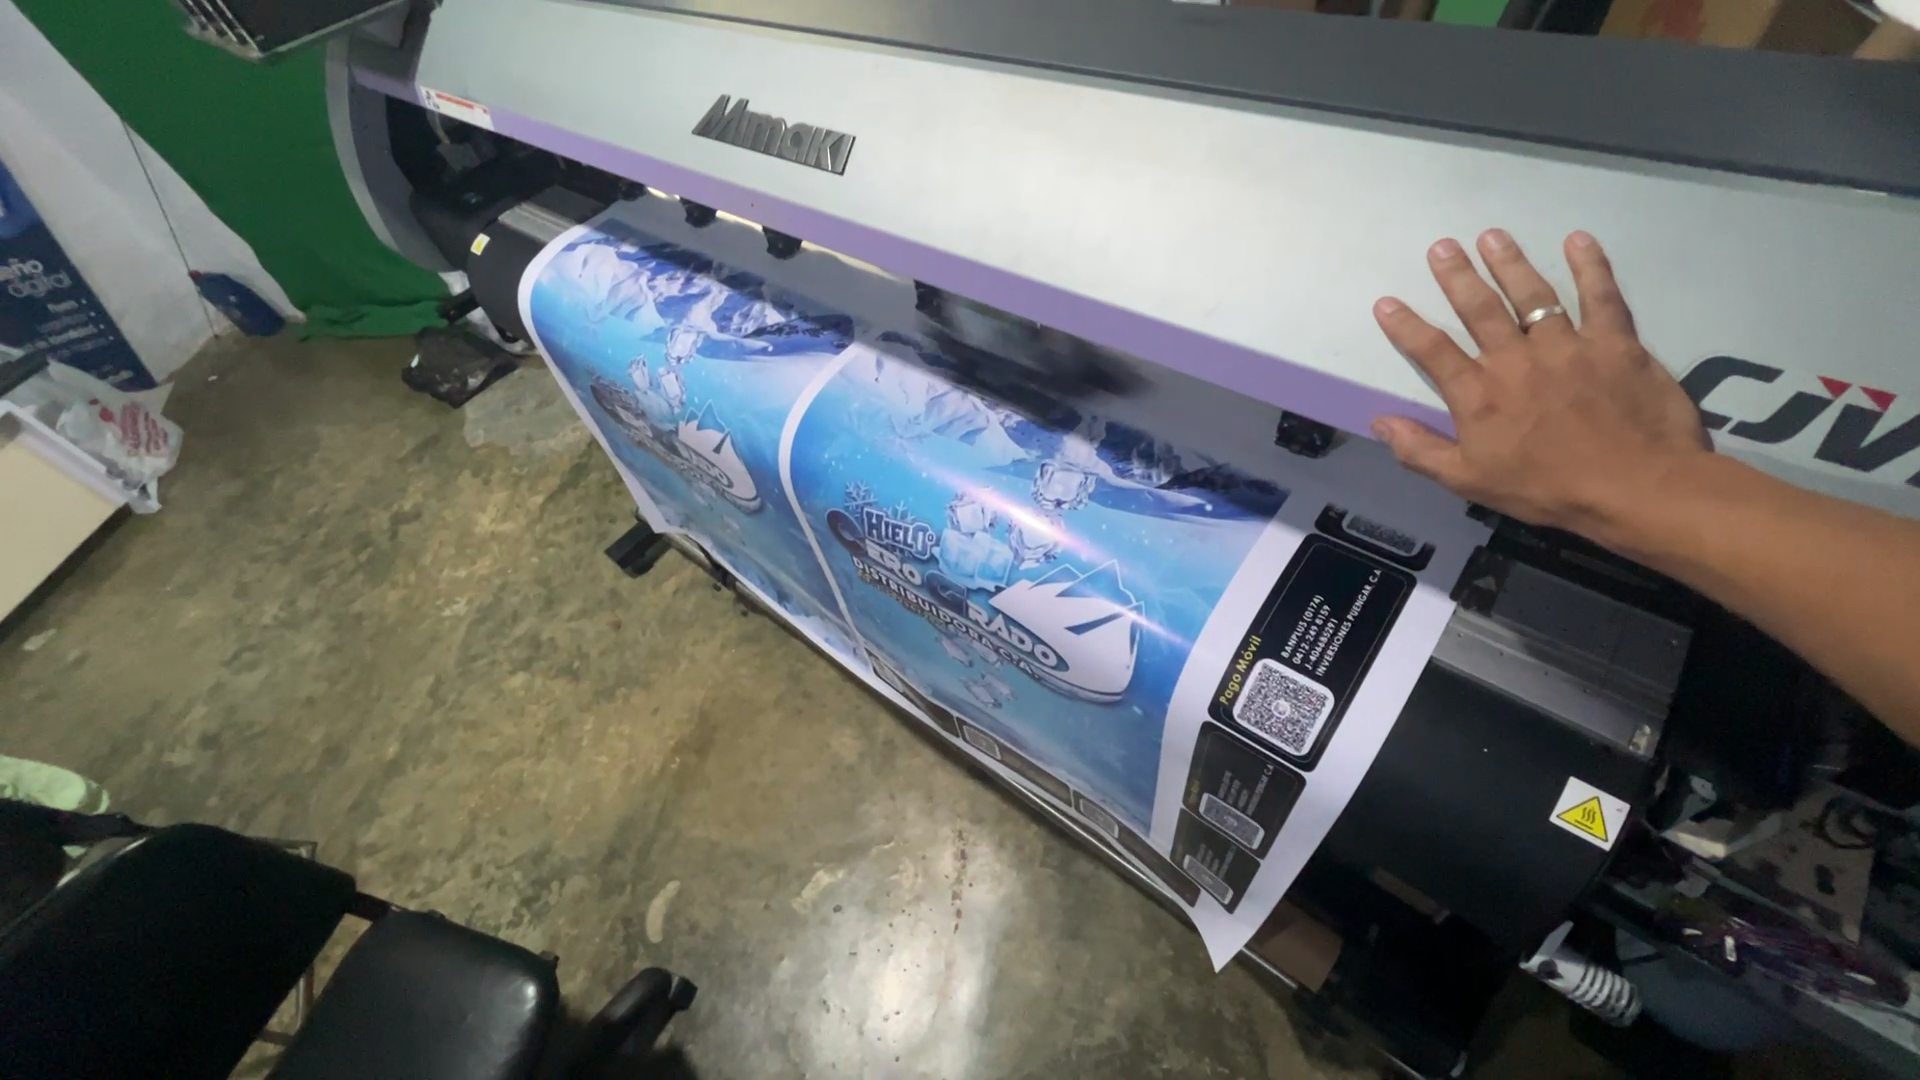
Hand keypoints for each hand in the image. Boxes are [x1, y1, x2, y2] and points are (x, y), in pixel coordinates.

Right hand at [1371, 229, 1710, 539]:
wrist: (1635, 486)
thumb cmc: (1544, 487)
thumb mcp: (1467, 480)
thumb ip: (1420, 450)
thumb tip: (1380, 423)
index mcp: (1479, 394)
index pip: (1432, 351)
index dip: (1405, 326)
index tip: (1386, 302)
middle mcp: (1517, 360)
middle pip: (1480, 309)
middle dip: (1457, 277)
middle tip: (1442, 247)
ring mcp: (1568, 347)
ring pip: (1533, 295)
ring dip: (1510, 263)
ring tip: (1492, 236)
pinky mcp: (1616, 344)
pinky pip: (1602, 297)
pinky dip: (1590, 267)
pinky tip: (1577, 241)